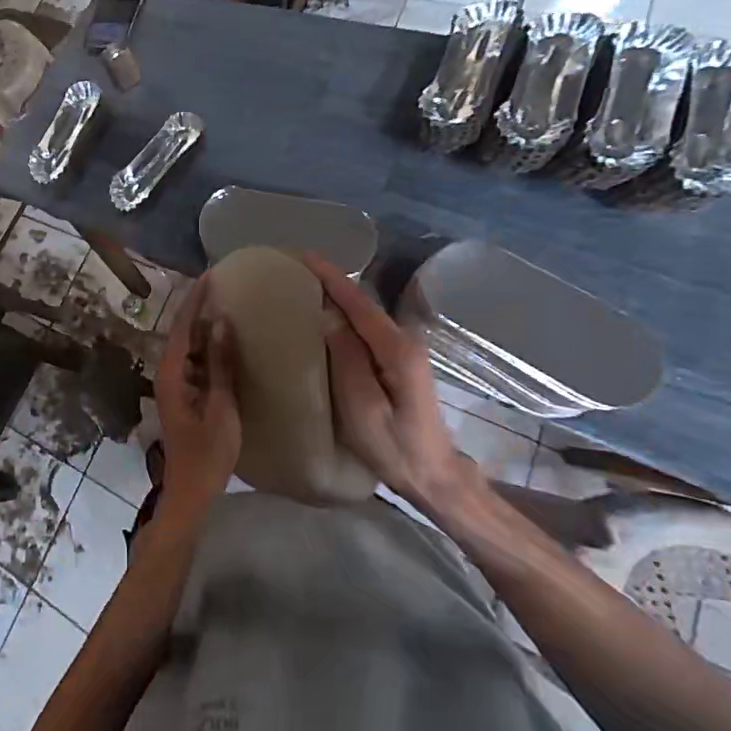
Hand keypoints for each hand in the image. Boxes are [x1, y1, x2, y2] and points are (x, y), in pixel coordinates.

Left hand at [152, 277, 241, 506]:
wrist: (191, 492)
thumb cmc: (208, 453)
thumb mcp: (221, 407)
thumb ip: (221, 364)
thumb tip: (222, 322)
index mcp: (172, 374)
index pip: (183, 327)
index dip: (195, 300)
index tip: (210, 275)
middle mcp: (168, 375)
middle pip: (183, 333)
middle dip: (199, 308)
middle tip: (222, 284)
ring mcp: (175, 386)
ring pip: (188, 347)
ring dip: (205, 327)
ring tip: (227, 303)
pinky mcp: (184, 396)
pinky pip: (195, 362)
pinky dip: (209, 348)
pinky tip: (227, 342)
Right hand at [303, 254, 467, 506]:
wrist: (433, 474)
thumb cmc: (395, 447)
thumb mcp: (363, 409)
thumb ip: (347, 361)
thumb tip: (329, 317)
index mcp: (396, 349)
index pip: (359, 304)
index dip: (332, 279)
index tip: (305, 256)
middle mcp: (404, 341)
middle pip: (364, 304)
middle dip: (333, 283)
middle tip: (297, 271)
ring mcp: (405, 351)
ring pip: (366, 316)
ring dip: (339, 299)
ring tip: (307, 288)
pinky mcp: (401, 363)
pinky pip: (368, 330)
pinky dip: (347, 318)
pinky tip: (330, 319)